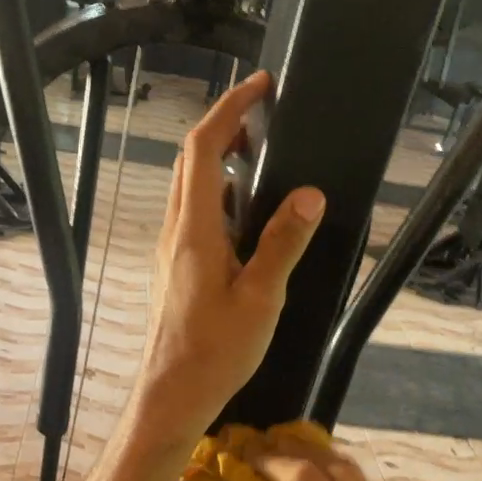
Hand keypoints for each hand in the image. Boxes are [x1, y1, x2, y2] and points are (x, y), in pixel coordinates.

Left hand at [133, 71, 324, 439]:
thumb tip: (310, 194)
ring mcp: (171, 250)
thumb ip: (284, 243)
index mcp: (194, 230)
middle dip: (224, 128)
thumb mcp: (261, 297)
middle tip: (264, 117)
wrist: (173, 393)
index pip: (202, 149)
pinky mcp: (175, 268)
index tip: (260, 87)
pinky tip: (246, 215)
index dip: (229, 110)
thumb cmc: (215, 351)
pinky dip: (217, 195)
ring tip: (261, 158)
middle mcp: (176, 232)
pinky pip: (194, 215)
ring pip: (190, 188)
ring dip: (219, 162)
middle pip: (190, 162)